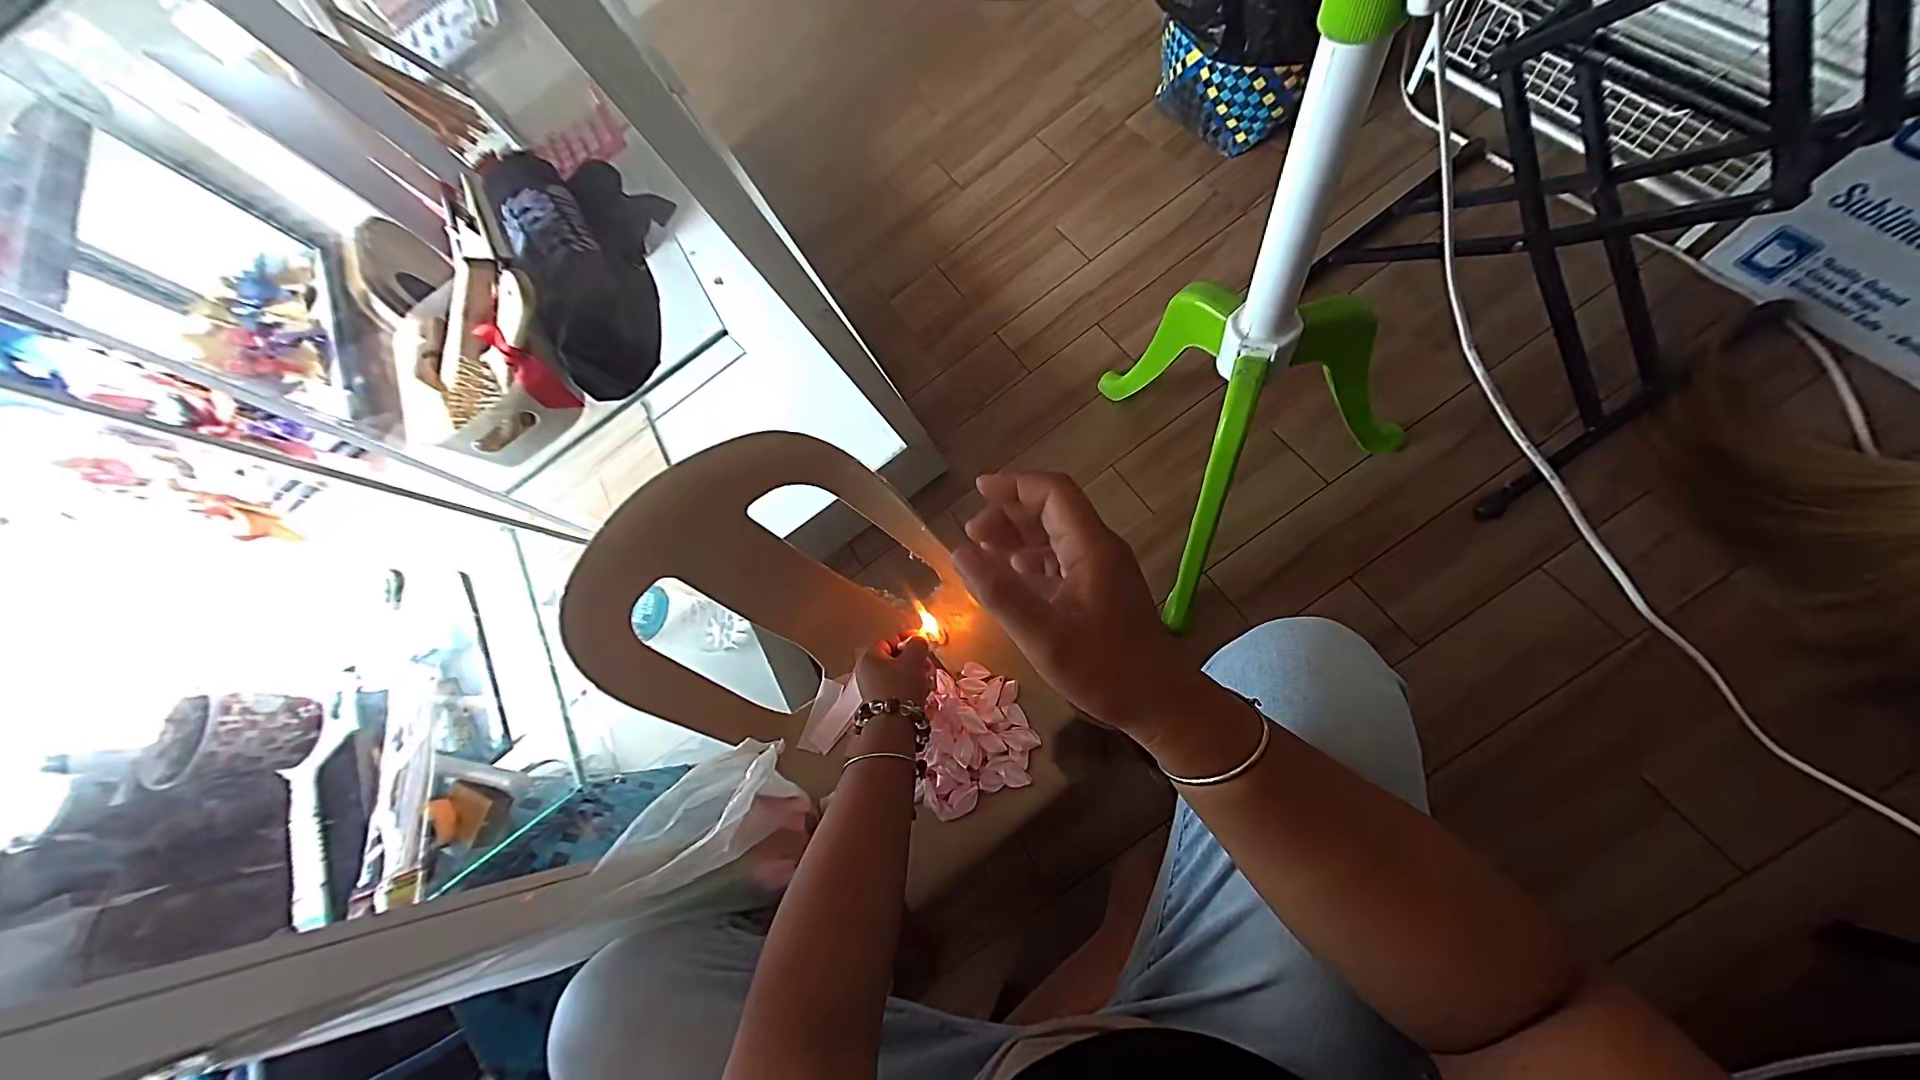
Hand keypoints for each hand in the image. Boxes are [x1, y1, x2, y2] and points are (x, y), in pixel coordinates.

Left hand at [848, 636, 931, 756]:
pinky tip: (920, 692)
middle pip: (893, 657)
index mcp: (869, 656)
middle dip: (913, 659)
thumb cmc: (902, 686)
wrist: (894, 724)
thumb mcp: (914, 659)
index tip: (923, 643)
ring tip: (927, 679)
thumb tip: (918, 640)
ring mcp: (871, 688)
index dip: (907, 639)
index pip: (889, 639)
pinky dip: (909, 687)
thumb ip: (918, 644)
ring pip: (896, 673)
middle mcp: (865, 671)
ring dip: (913, 673)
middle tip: (927, 664)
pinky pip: (896, 688)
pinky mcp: (879, 703)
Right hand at [950, 473, 1208, 737]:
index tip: (978, 489)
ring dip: (1019, 535)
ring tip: (983, 550)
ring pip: (1057, 533)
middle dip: (1009, 513)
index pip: (1054, 493)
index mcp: (1091, 548)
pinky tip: (1014, 572)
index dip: (1014, 484)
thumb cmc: (1104, 670)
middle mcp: (1100, 548)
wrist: (1159, 702)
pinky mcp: (1103, 587)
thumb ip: (1001, 592)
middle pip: (1053, 509)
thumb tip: (960, 552)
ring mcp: (1104, 567)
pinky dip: (1034, 558)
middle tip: (972, 534)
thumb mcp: (1044, 636)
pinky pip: (1064, 557)